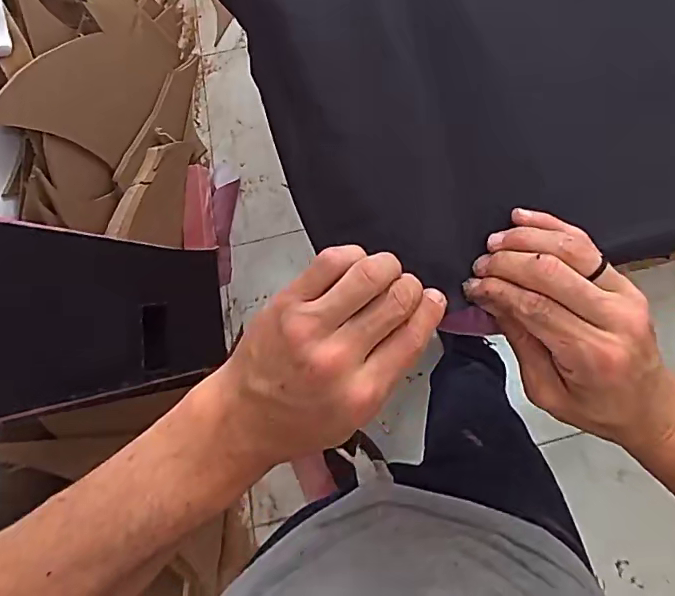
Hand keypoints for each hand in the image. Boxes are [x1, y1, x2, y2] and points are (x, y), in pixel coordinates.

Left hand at [212, 246, 445, 469]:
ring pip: (371, 272)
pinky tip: (353, 270)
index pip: (415, 333)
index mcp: (361, 392)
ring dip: (387, 267)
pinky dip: (354, 256)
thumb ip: (396, 362)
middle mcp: (336, 359)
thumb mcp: (361, 411)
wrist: (242, 418)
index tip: (432, 299)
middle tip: (403, 290)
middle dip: (410, 286)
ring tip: (381, 276)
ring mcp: (308, 327)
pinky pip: (333, 259)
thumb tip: (425, 310)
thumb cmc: (301, 418)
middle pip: (398, 297)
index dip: (431, 308)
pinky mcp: (287, 303)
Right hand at [462, 209, 674, 452]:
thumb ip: (521, 343)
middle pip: (552, 272)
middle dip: (509, 262)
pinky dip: (554, 226)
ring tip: (498, 239)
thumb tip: (493, 300)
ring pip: (571, 248)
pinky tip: (527, 220)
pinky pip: (587, 243)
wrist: (649, 403)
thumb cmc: (601, 406)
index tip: (476, 284)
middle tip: (482, 263)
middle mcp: (613, 318)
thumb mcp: (549, 393)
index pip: (538, 307)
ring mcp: (625, 293)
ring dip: (529, 238)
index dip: (501, 289)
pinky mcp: (625, 279)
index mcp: (594, 354)